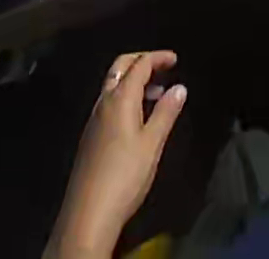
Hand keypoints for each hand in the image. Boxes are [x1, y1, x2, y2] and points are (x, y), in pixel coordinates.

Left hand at [47, 51, 187, 258]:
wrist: (88, 210)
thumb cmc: (125, 174)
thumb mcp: (152, 143)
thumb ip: (166, 112)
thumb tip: (179, 87)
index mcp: (120, 98)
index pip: (140, 65)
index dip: (157, 57)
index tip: (174, 58)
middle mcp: (104, 100)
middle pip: (121, 66)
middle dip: (142, 60)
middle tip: (162, 66)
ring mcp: (95, 116)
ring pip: (114, 83)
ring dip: (134, 79)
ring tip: (157, 94)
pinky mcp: (91, 133)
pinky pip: (110, 100)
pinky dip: (126, 95)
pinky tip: (138, 116)